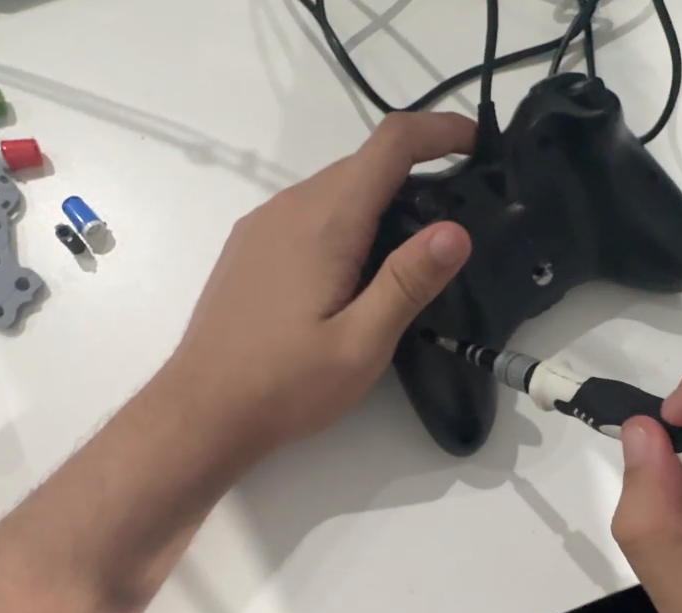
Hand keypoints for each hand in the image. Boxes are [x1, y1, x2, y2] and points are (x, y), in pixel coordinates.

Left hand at [160, 112, 474, 461]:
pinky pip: (308, 214)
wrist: (204, 411)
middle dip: (416, 174)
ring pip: (333, 190)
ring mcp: (262, 226)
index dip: (440, 132)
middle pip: (362, 165)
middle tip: (455, 219)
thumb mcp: (360, 345)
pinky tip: (354, 272)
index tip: (477, 144)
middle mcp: (289, 207)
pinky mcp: (250, 249)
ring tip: (411, 254)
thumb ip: (407, 283)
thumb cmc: (286, 385)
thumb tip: (456, 231)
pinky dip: (346, 222)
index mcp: (324, 223)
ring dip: (379, 202)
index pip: (390, 144)